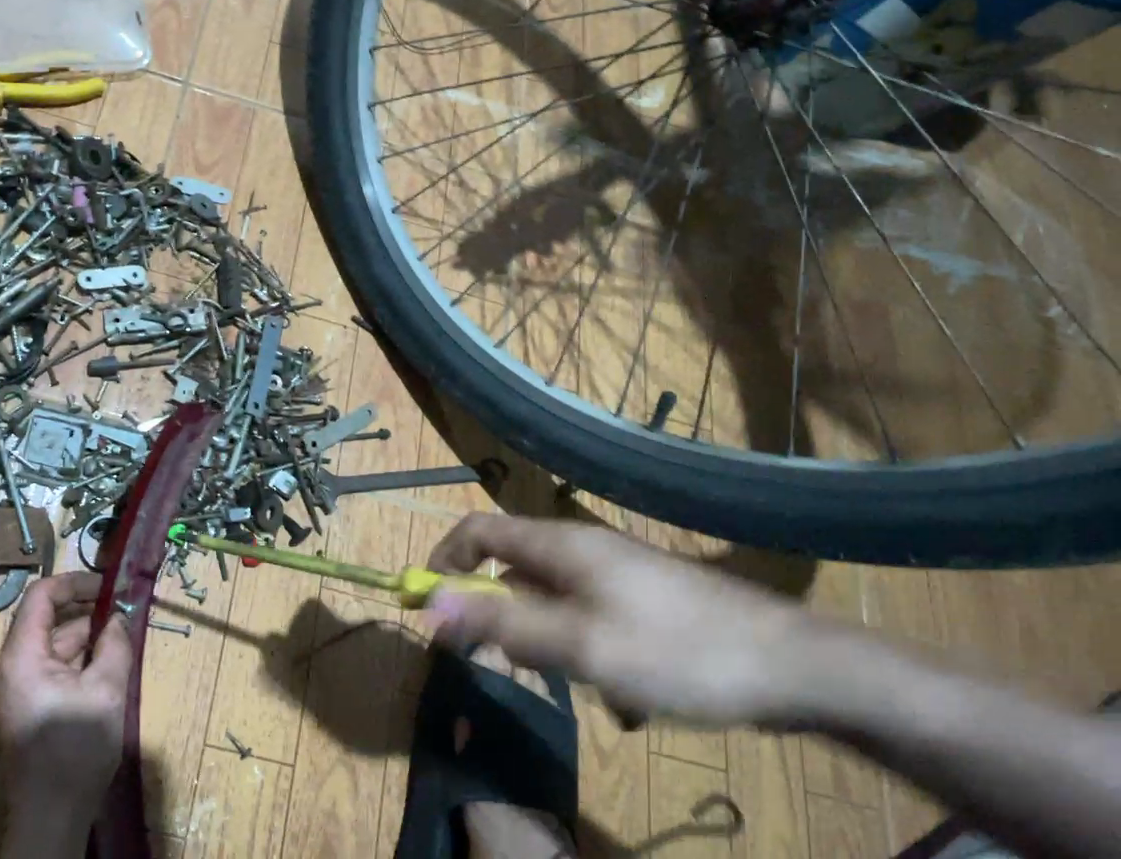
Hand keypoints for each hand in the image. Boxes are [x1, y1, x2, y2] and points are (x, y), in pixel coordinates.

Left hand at [0, 572, 132, 821]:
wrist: (50, 817)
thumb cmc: (75, 750)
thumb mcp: (106, 693)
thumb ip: (115, 647)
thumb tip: (119, 620)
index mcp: (21, 656)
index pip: (41, 596)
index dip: (75, 583)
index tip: (109, 585)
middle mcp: (11, 666)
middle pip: (46, 621)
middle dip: (86, 611)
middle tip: (124, 608)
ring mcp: (17, 689)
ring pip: (52, 647)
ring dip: (85, 637)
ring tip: (122, 634)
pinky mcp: (26, 708)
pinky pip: (51, 669)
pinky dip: (78, 661)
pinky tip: (107, 663)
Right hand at [425, 514, 840, 727]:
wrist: (801, 670)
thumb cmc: (680, 652)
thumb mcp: (580, 645)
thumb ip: (501, 623)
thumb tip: (429, 604)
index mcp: (561, 545)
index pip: (478, 530)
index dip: (444, 562)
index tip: (430, 609)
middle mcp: (584, 550)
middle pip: (513, 570)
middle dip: (498, 616)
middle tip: (505, 665)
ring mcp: (619, 576)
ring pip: (553, 603)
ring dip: (547, 644)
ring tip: (578, 687)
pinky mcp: (647, 605)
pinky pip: (592, 623)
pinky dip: (588, 655)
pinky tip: (623, 699)